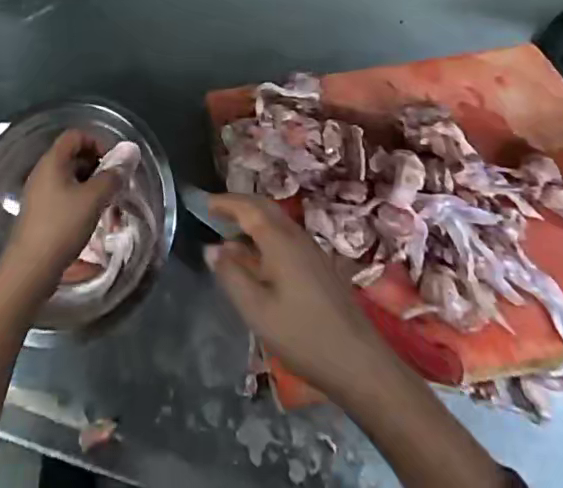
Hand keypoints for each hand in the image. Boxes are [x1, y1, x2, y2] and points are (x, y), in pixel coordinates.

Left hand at [0, 130, 123, 296]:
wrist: (29, 270)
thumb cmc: (62, 227)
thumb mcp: (93, 199)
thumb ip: (113, 175)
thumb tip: (130, 153)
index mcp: (52, 162)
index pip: (76, 135)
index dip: (98, 142)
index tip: (115, 163)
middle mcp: (43, 173)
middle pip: (74, 156)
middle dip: (99, 167)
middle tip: (116, 185)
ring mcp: (40, 194)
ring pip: (71, 179)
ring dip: (93, 187)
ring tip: (109, 205)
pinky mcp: (41, 213)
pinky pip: (65, 196)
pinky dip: (82, 201)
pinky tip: (93, 218)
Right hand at [206, 194, 405, 400]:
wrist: (358, 361)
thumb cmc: (302, 335)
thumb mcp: (256, 310)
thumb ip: (231, 275)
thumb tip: (212, 248)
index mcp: (281, 241)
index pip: (249, 208)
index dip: (226, 202)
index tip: (204, 202)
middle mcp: (298, 237)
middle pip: (266, 208)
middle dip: (240, 205)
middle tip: (214, 211)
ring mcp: (313, 251)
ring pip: (278, 223)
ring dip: (254, 220)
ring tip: (230, 234)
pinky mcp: (320, 267)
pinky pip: (287, 238)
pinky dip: (266, 236)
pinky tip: (258, 259)